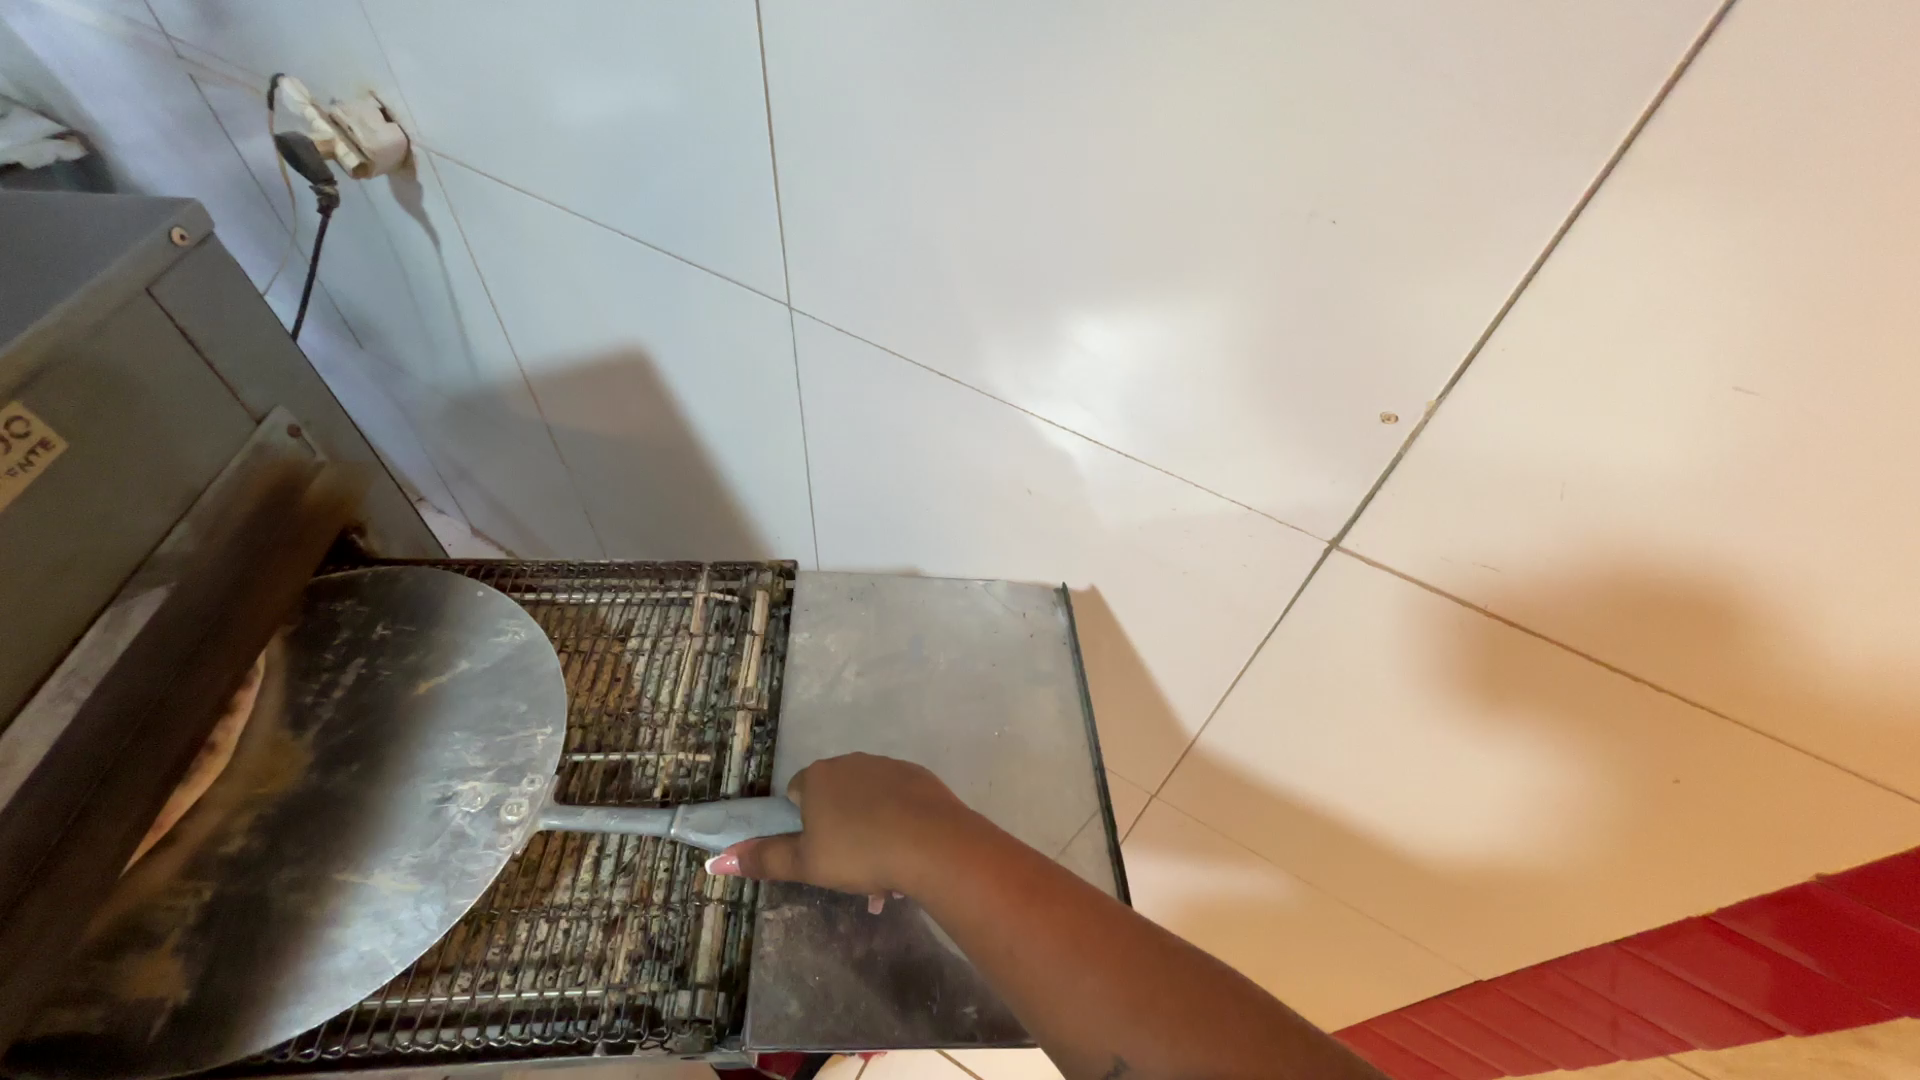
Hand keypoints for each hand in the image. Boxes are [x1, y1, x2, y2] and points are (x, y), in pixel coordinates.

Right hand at [707, 752, 979, 896]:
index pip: (797, 794)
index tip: (818, 854)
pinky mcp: (919, 777)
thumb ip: (764, 859)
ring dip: (869, 832)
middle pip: (835, 797)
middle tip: (851, 873)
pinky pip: (899, 802)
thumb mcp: (805, 863)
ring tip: (883, 875)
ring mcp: (889, 766)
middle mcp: (852, 762)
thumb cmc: (859, 852)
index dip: (803, 826)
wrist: (932, 842)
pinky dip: (898, 824)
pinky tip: (908, 855)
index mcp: (819, 776)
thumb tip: (717, 860)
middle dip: (839, 832)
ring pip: (869, 802)